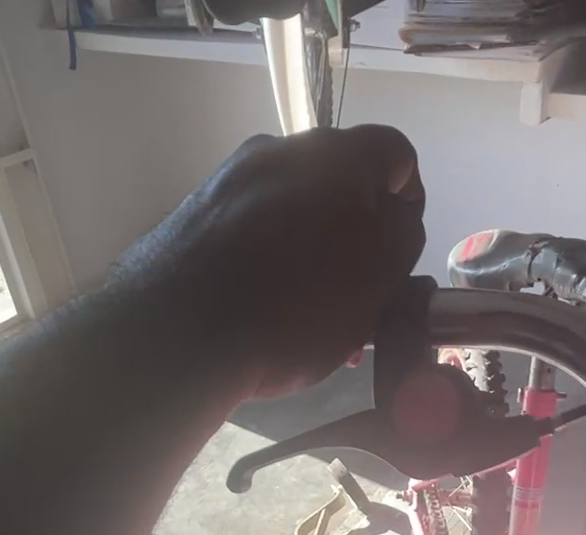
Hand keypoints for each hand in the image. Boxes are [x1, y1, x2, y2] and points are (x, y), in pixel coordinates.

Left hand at [113, 125, 425, 398]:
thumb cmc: (298, 304)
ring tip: (309, 326)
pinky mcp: (193, 217)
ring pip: (292, 219)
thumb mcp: (380, 276)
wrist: (177, 332)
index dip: (408, 207)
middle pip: (339, 191)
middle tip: (357, 304)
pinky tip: (264, 320)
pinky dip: (267, 270)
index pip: (397, 158)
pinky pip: (249, 239)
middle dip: (355, 246)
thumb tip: (393, 219)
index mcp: (338, 155)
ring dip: (311, 263)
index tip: (399, 259)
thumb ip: (402, 236)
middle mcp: (279, 151)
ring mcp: (230, 182)